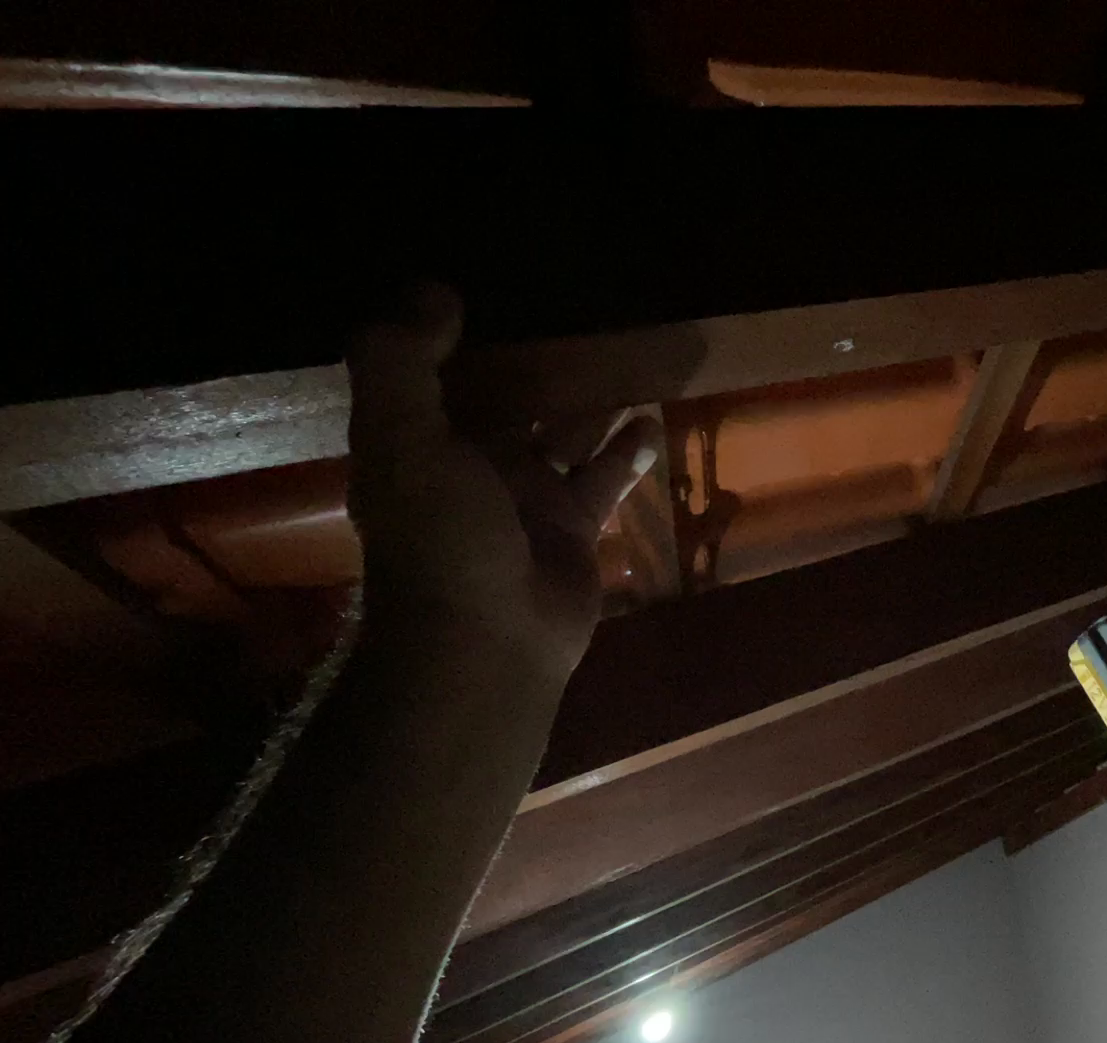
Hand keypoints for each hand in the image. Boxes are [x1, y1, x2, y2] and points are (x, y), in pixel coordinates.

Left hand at [344, 284, 658, 676]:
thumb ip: (404, 363)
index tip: (492, 290)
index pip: (445, 377)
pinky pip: (606, 479)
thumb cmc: (444, 539)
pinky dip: (630, 455)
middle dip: (544, 370)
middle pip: (517, 405)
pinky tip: (651, 426)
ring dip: (597, 406)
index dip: (463, 338)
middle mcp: (478, 467)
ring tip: (631, 364)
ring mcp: (531, 499)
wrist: (491, 639)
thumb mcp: (404, 442)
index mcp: (427, 443)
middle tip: (584, 320)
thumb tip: (434, 289)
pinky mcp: (577, 527)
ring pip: (570, 438)